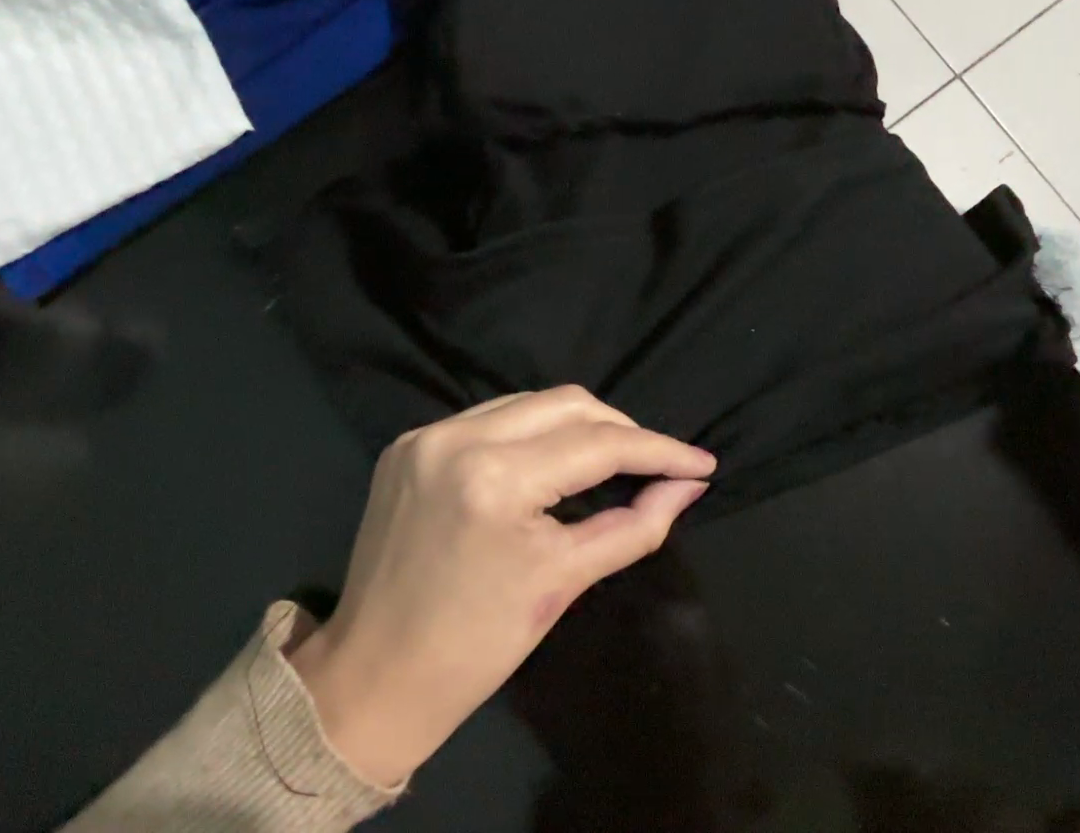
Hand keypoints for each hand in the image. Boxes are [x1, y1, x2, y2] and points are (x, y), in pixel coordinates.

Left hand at [285, 386, 715, 786]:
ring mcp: (423, 436)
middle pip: (565, 404)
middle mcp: (455, 438)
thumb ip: (635, 525)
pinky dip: (529, 433)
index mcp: (495, 478)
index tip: (701, 463)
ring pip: (526, 404)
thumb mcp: (564, 581)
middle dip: (620, 429)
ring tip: (612, 460)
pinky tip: (550, 462)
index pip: (597, 444)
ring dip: (576, 425)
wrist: (378, 674)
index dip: (658, 450)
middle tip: (658, 464)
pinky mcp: (406, 445)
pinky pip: (487, 419)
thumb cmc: (478, 646)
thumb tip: (687, 486)